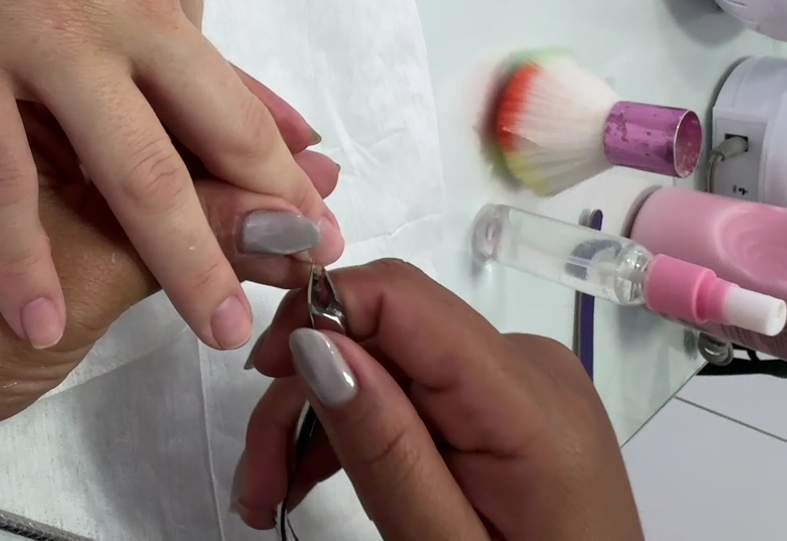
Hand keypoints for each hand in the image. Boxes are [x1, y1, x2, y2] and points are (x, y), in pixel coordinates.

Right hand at [0, 0, 344, 353]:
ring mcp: (47, 33)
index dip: (242, 121)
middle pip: (214, 122)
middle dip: (268, 204)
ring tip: (223, 327)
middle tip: (310, 262)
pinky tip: (42, 316)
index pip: (204, 55)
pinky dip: (22, 254)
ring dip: (187, 257)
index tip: (281, 166)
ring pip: (136, 168)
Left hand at [0, 100, 343, 441]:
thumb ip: (178, 234)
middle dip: (249, 146)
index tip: (315, 176)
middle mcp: (37, 91)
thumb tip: (287, 220)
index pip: (155, 104)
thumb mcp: (75, 274)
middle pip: (162, 101)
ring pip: (147, 112)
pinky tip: (225, 170)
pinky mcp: (37, 156)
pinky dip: (178, 156)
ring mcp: (35, 122)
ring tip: (302, 154)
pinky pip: (124, 138)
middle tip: (324, 174)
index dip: (239, 147)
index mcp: (32, 99)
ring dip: (220, 143)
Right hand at [231, 261, 642, 540]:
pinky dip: (348, 428)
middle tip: (256, 477)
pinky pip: (399, 387)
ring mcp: (511, 382)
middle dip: (301, 391)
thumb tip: (312, 341)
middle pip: (375, 334)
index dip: (318, 309)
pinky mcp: (493, 401)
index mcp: (530, 402)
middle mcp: (524, 365)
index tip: (260, 375)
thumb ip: (386, 451)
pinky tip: (306, 475)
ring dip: (311, 417)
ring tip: (270, 491)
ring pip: (374, 361)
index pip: (401, 296)